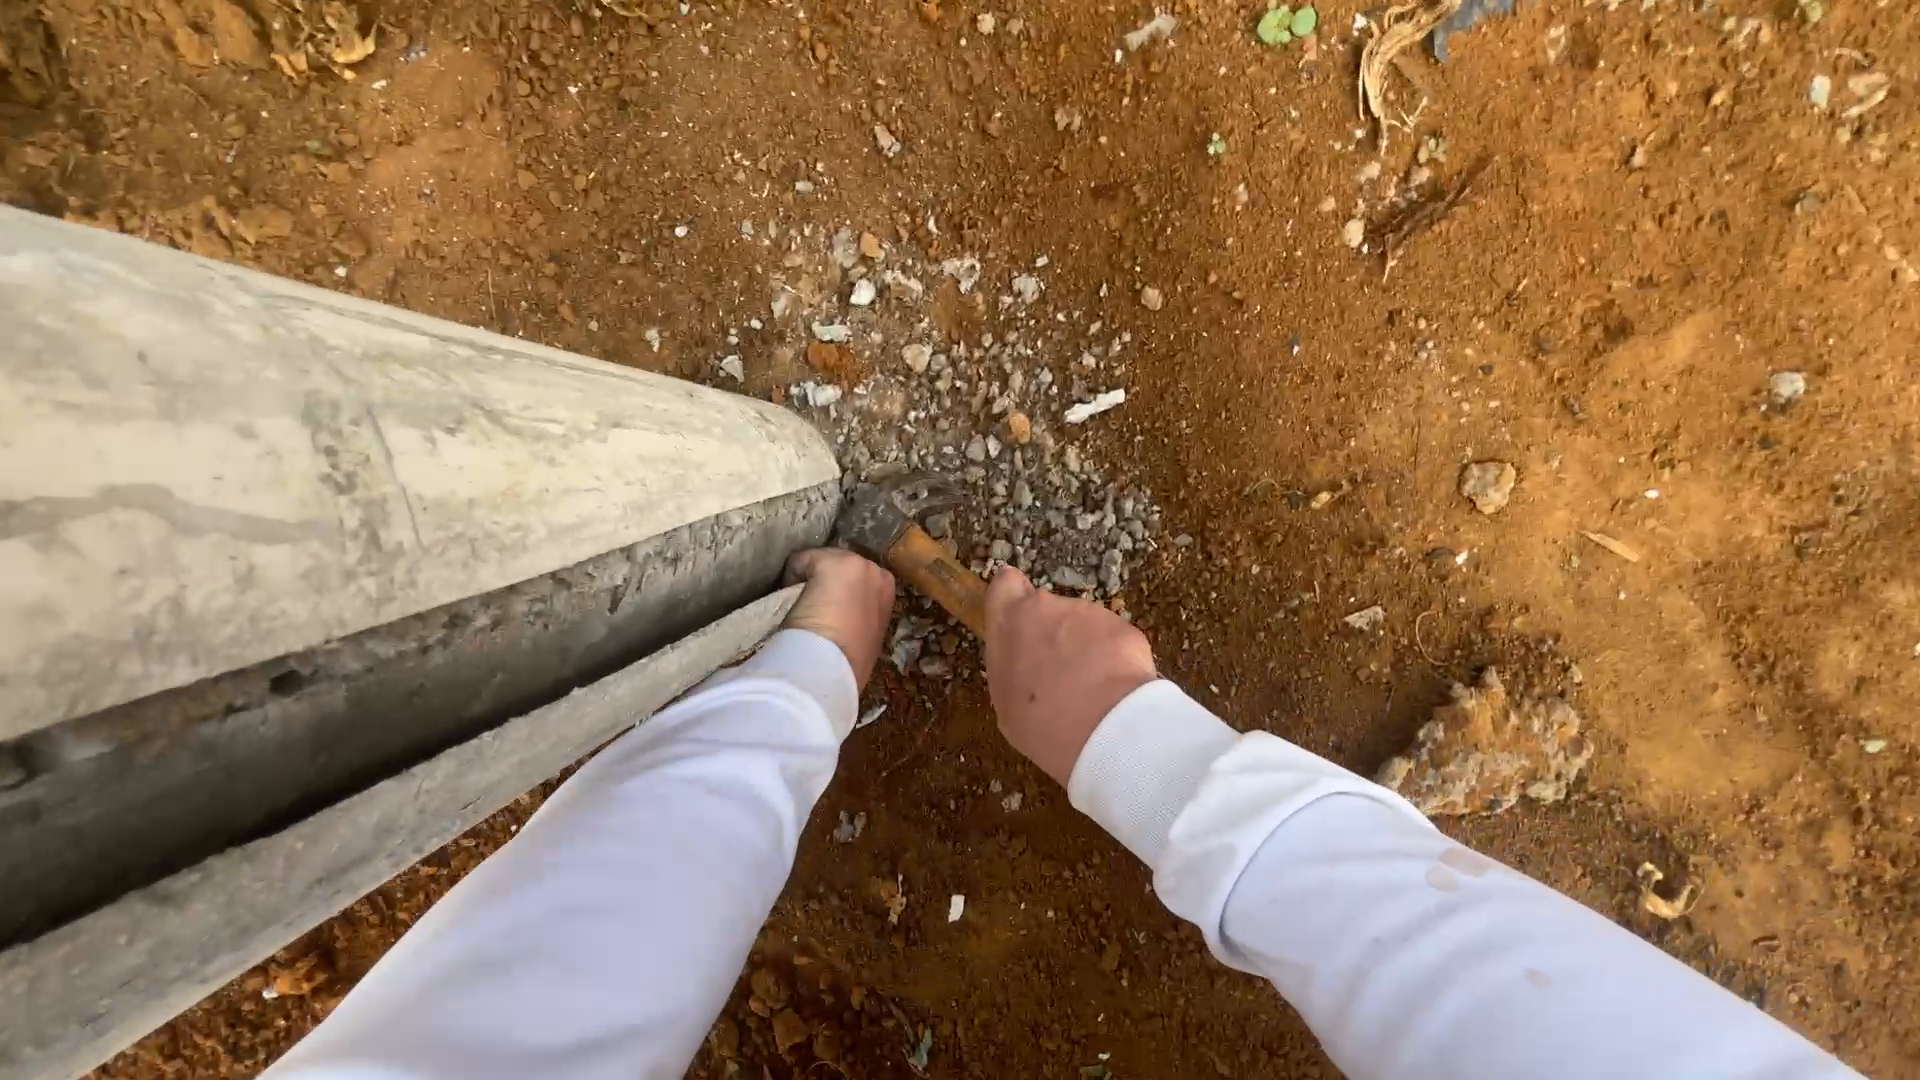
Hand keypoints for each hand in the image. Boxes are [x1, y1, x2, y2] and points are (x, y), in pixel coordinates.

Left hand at [782, 548, 897, 692]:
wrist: (834, 661)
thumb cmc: (851, 662)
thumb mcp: (866, 641)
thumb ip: (861, 624)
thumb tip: (844, 626)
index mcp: (888, 593)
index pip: (862, 584)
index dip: (844, 595)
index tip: (830, 612)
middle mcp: (876, 573)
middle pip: (846, 569)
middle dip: (830, 584)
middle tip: (813, 606)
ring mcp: (855, 563)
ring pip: (824, 562)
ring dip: (813, 579)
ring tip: (798, 602)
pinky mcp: (829, 560)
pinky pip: (801, 562)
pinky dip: (791, 576)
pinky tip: (787, 598)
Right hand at [982, 567, 1157, 785]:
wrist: (1101, 727)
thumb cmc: (1039, 722)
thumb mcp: (1006, 702)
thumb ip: (1012, 668)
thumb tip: (1025, 666)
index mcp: (1009, 622)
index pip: (1005, 584)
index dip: (1013, 598)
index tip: (1019, 618)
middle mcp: (1046, 607)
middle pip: (1047, 609)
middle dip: (1053, 632)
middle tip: (1058, 672)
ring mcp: (1088, 613)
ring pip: (1084, 625)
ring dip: (1086, 648)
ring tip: (1092, 690)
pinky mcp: (1123, 626)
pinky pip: (1114, 640)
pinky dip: (1115, 660)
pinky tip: (1116, 691)